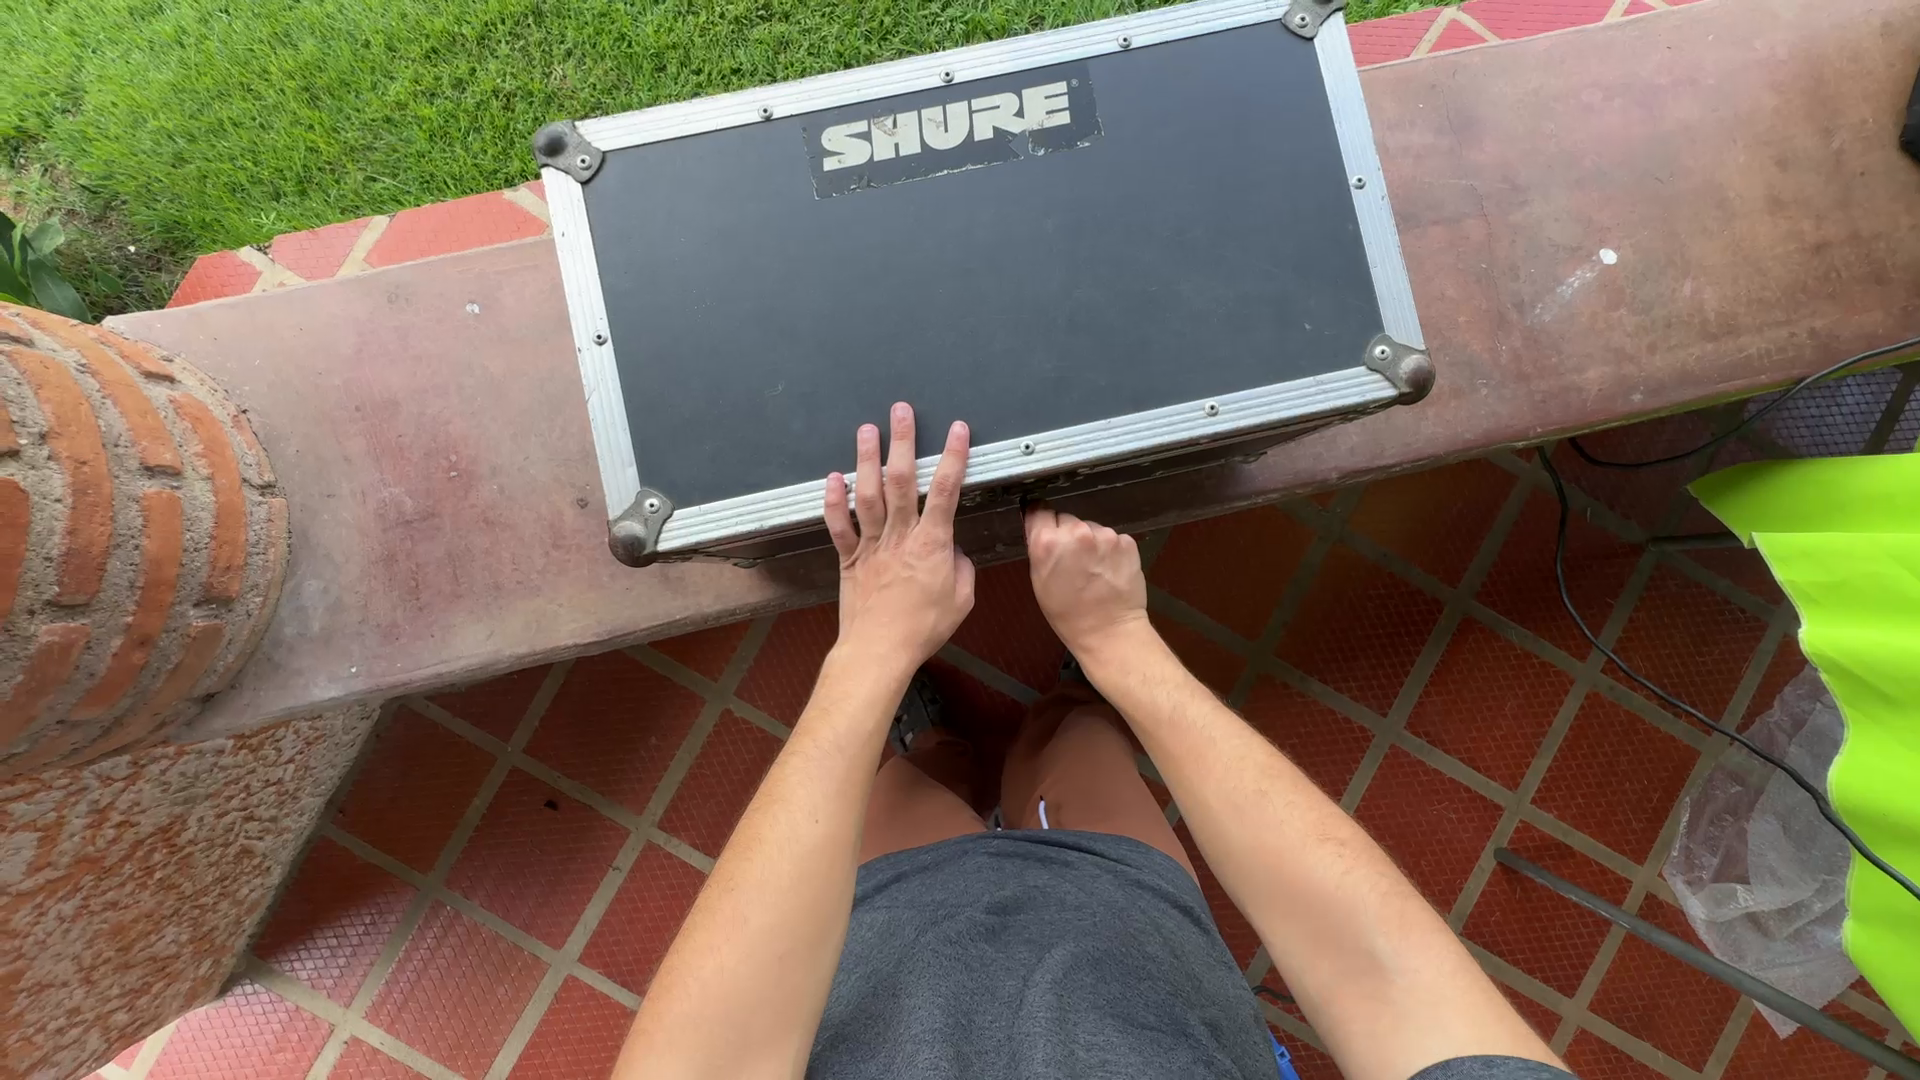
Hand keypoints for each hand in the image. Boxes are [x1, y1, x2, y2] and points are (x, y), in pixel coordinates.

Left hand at [824, 403, 974, 673]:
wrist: (879, 651)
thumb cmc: (923, 628)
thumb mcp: (962, 599)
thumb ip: (962, 567)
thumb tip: (953, 549)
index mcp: (932, 544)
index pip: (946, 491)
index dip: (953, 457)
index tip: (957, 430)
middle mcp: (900, 536)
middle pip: (902, 480)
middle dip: (903, 442)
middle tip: (900, 411)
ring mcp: (871, 545)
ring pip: (869, 494)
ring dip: (867, 459)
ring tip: (866, 429)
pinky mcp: (848, 558)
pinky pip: (839, 525)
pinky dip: (834, 501)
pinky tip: (832, 477)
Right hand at [1025, 504, 1149, 656]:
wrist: (1108, 631)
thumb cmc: (1068, 613)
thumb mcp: (1039, 580)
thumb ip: (1039, 549)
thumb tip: (1040, 529)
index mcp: (1048, 542)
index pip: (1039, 511)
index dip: (1041, 521)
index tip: (1045, 529)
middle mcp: (1076, 532)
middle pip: (1067, 519)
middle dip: (1067, 535)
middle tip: (1071, 560)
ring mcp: (1104, 535)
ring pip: (1090, 528)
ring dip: (1090, 542)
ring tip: (1092, 568)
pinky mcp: (1126, 542)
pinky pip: (1112, 538)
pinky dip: (1109, 549)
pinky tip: (1108, 569)